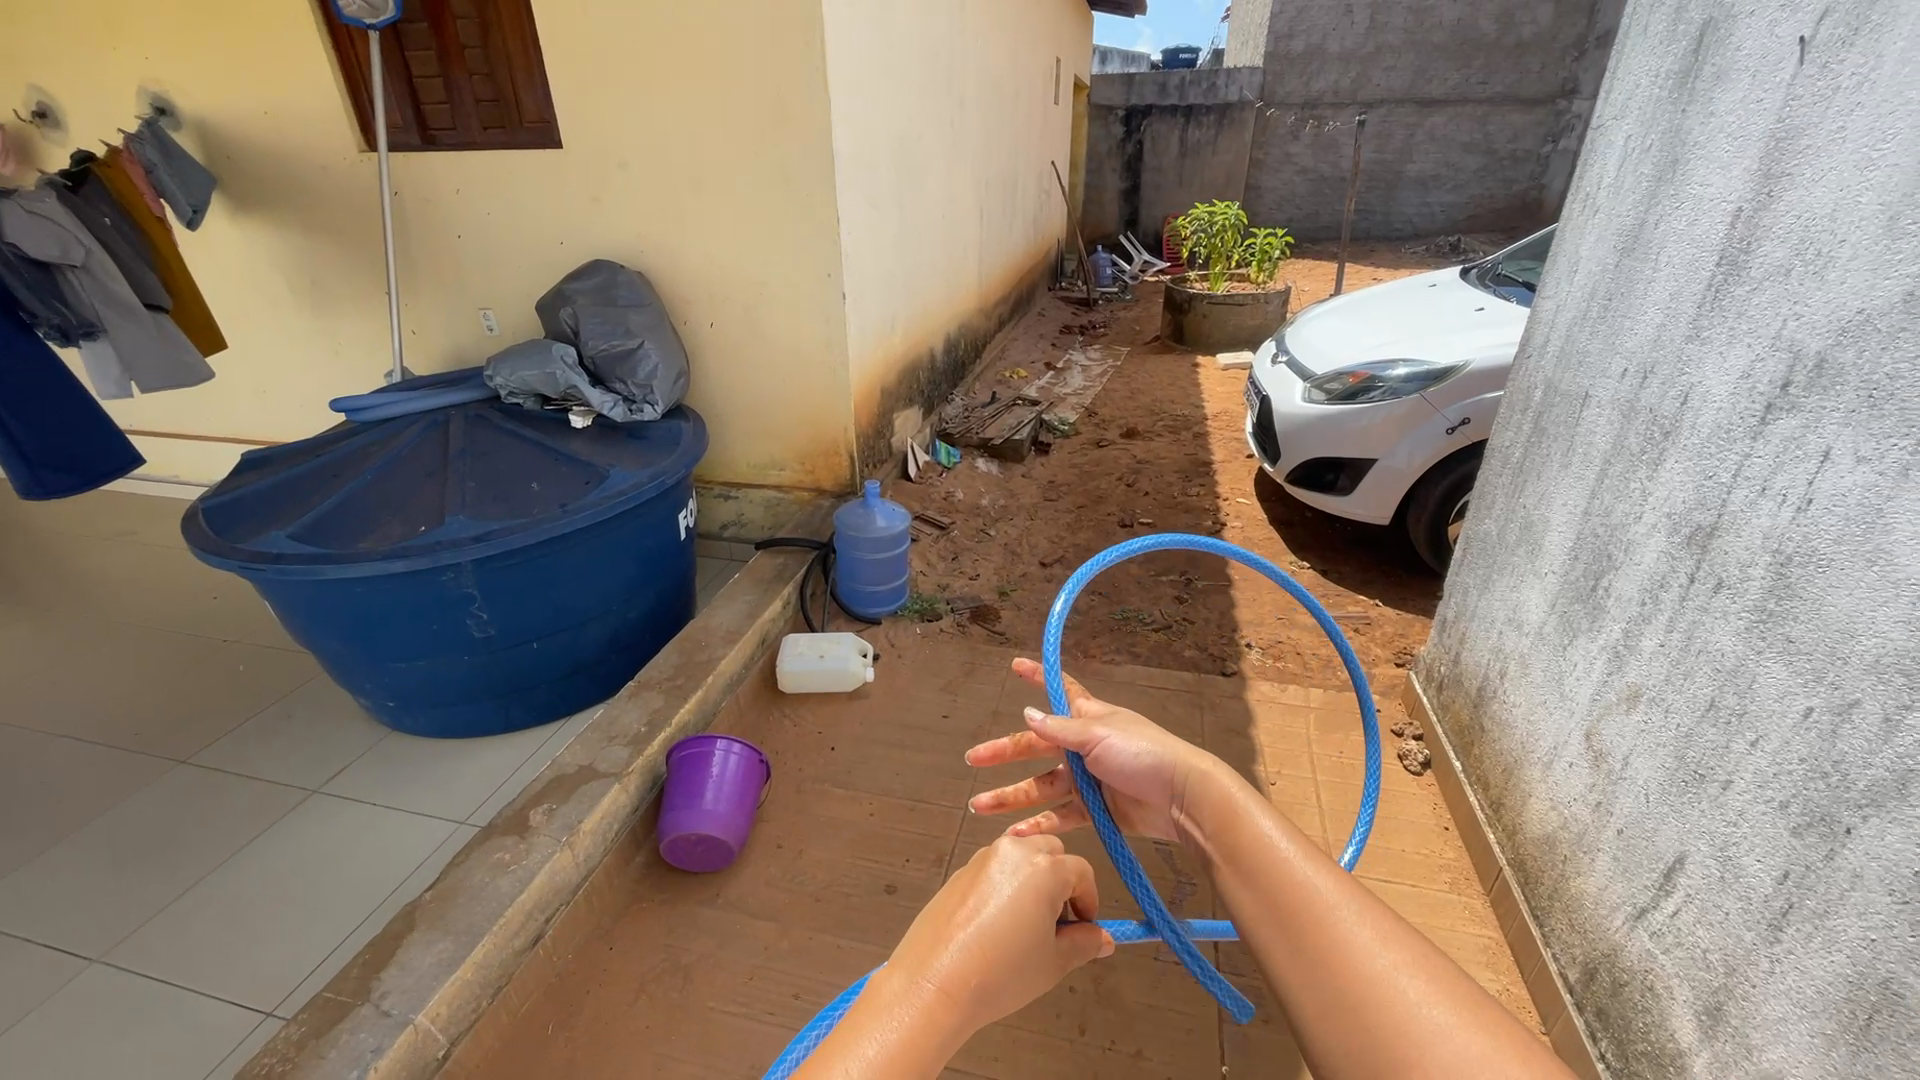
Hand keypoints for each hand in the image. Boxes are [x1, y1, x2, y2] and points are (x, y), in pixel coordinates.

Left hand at [880, 834, 1113, 1036]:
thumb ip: (1083, 944)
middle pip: (1051, 852)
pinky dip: (1005, 885)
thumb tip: (1102, 938)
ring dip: (1033, 879)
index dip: (1089, 902)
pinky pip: (995, 869)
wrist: (935, 980)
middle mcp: (1014, 851)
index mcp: (1044, 868)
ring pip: (1021, 856)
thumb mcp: (1053, 963)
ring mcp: (983, 858)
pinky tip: (995, 926)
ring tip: (1026, 925)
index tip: (1084, 930)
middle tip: (1057, 923)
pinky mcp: (960, 871)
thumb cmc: (1002, 972)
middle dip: (1062, 881)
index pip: (1082, 872)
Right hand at [965, 658, 1220, 841]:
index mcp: (1088, 717)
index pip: (1058, 690)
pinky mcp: (1096, 811)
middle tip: (972, 758)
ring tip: (978, 805)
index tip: (1014, 665)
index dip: (1037, 677)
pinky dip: (1040, 823)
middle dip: (1004, 751)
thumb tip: (1027, 713)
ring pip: (1042, 786)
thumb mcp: (1098, 734)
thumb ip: (1060, 729)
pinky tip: (1016, 832)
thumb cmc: (1142, 753)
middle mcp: (1084, 745)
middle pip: (1036, 746)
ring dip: (1012, 795)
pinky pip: (1061, 816)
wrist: (1181, 797)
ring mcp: (1089, 779)